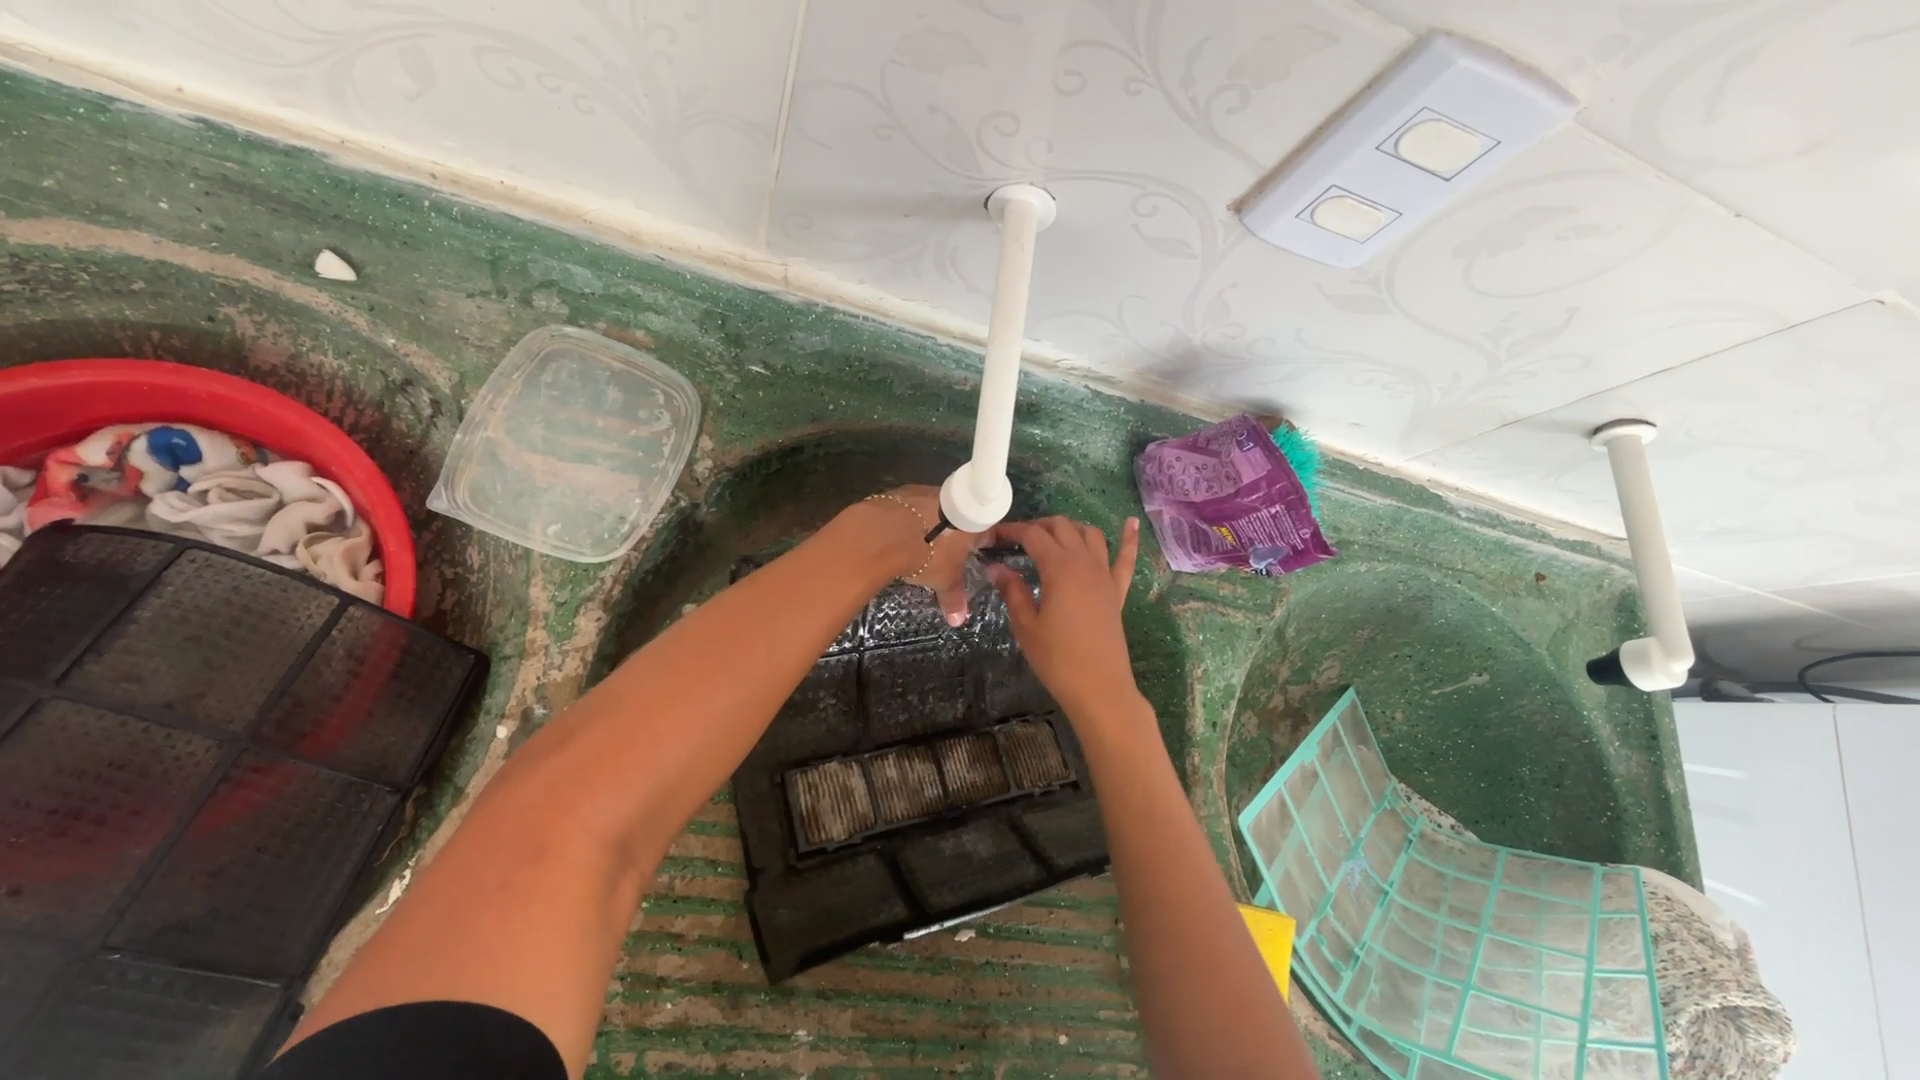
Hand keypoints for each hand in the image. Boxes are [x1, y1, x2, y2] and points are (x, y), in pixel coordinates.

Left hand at [855, 485, 989, 624]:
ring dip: (929, 521)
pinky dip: (908, 517)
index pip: (987, 530)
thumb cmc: (927, 556)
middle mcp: (956, 501)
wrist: (888, 531)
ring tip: (918, 540)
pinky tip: (898, 531)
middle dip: (954, 531)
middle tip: (946, 548)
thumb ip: (953, 599)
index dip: (983, 541)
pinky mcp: (903, 490)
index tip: (977, 550)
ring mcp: (929, 492)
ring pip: (935, 508)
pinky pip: (911, 505)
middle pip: (960, 516)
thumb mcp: (944, 581)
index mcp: (974, 522)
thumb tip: (959, 621)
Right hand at [988, 516, 1141, 719]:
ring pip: (1091, 534)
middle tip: (1018, 539)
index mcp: (1059, 568)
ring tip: (1053, 536)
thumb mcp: (1026, 625)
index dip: (1012, 530)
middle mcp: (1085, 562)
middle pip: (1062, 527)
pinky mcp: (1118, 591)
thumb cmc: (1057, 659)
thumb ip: (1012, 591)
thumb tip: (996, 568)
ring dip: (1071, 528)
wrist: (1099, 686)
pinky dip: (1129, 538)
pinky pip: (1126, 558)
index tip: (994, 535)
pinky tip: (1131, 523)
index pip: (1033, 536)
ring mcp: (1105, 575)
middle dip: (1039, 526)